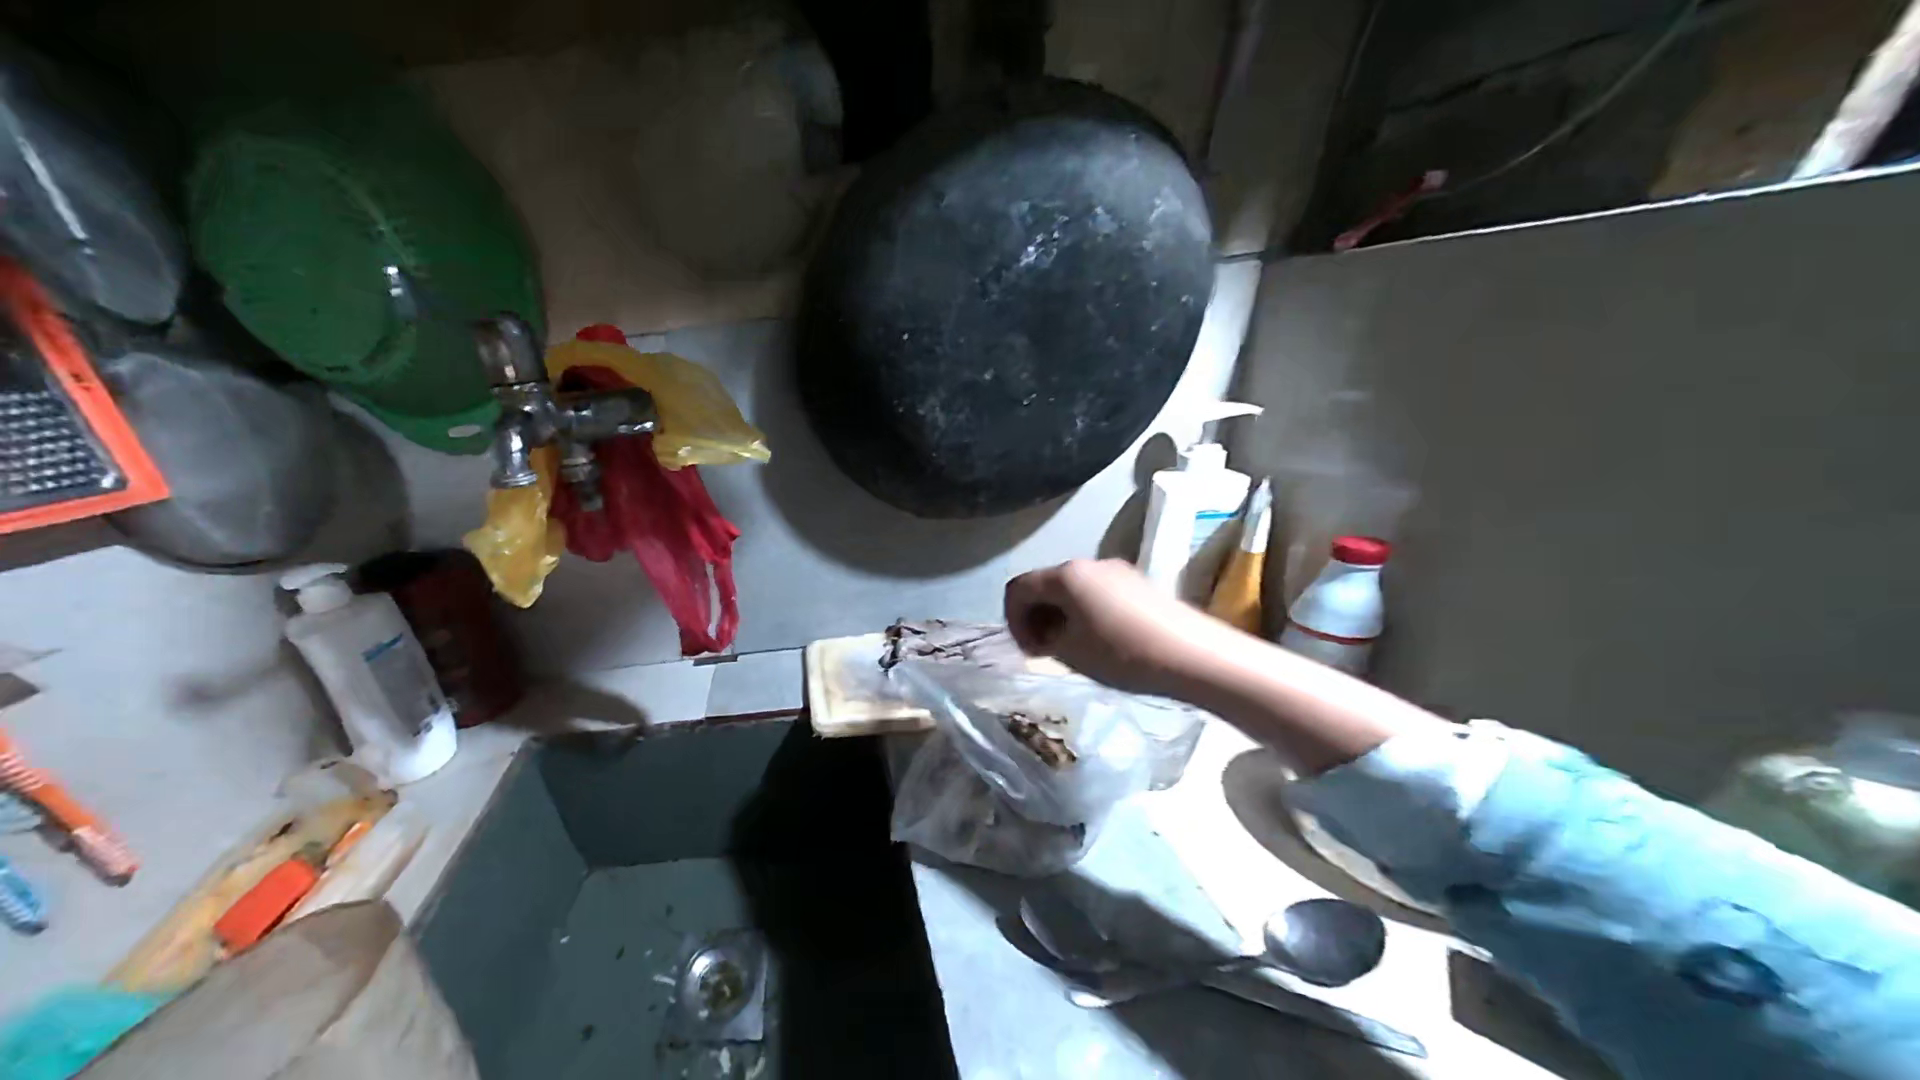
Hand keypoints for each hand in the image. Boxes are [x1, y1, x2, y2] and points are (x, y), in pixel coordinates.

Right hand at [1003, 559, 1229, 699]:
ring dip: (1063, 617)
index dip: (1014, 620)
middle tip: (1047, 652)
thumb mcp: (1071, 652)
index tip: (1029, 652)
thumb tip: (1046, 633)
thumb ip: (1044, 638)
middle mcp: (1089, 563)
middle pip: (1046, 584)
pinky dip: (1087, 614)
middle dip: (1038, 617)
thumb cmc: (1123, 654)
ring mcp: (1117, 571)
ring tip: (1075, 650)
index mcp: (1065, 575)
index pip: (1018, 588)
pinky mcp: (1139, 584)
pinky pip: (1098, 593)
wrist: (1193, 656)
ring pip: (1073, 589)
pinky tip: (1103, 643)